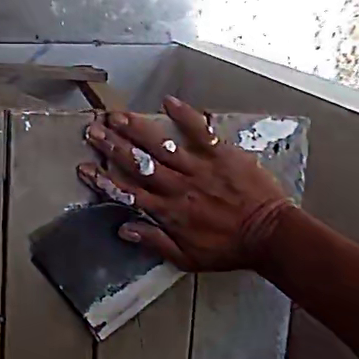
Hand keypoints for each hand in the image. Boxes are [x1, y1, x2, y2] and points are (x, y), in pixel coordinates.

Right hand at [75, 95, 293, 271]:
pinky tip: (168, 101)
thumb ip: (156, 242)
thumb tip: (123, 229)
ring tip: (117, 116)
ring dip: (137, 130)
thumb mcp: (189, 258)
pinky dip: (186, 116)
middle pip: (138, 163)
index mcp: (168, 211)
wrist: (274, 239)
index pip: (127, 192)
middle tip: (93, 130)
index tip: (84, 167)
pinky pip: (201, 132)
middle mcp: (178, 186)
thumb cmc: (230, 249)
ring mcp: (199, 168)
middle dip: (112, 146)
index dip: (103, 178)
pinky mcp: (222, 156)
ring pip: (161, 146)